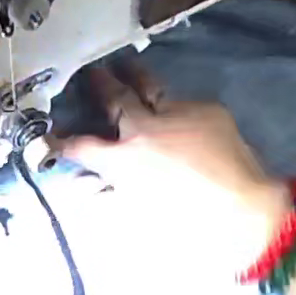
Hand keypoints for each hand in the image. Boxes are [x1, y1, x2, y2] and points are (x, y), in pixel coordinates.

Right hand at [54, 63, 290, 274]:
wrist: (243, 211)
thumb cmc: (187, 227)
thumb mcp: (139, 219)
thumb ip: (110, 198)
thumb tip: (88, 187)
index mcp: (124, 160)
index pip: (82, 147)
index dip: (63, 142)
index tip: (52, 138)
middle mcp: (145, 129)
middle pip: (115, 99)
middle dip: (100, 85)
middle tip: (92, 73)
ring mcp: (177, 113)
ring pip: (149, 87)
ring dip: (134, 77)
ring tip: (126, 67)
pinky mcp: (207, 110)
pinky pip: (182, 103)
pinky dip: (174, 108)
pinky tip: (177, 114)